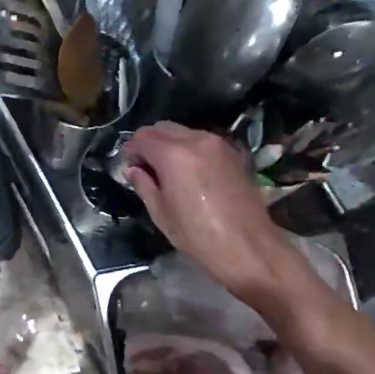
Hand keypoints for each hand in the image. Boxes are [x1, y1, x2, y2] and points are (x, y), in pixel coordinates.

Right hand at [120, 123, 300, 301]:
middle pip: (164, 127)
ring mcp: (218, 144)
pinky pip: (203, 141)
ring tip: (166, 169)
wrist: (248, 246)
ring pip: (184, 132)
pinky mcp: (233, 153)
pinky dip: (189, 148)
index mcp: (174, 156)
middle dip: (149, 141)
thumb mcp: (162, 215)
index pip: (143, 137)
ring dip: (170, 143)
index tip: (127, 162)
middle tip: (144, 164)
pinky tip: (188, 171)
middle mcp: (196, 140)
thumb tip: (134, 170)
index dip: (131, 148)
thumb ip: (145, 186)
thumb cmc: (199, 237)